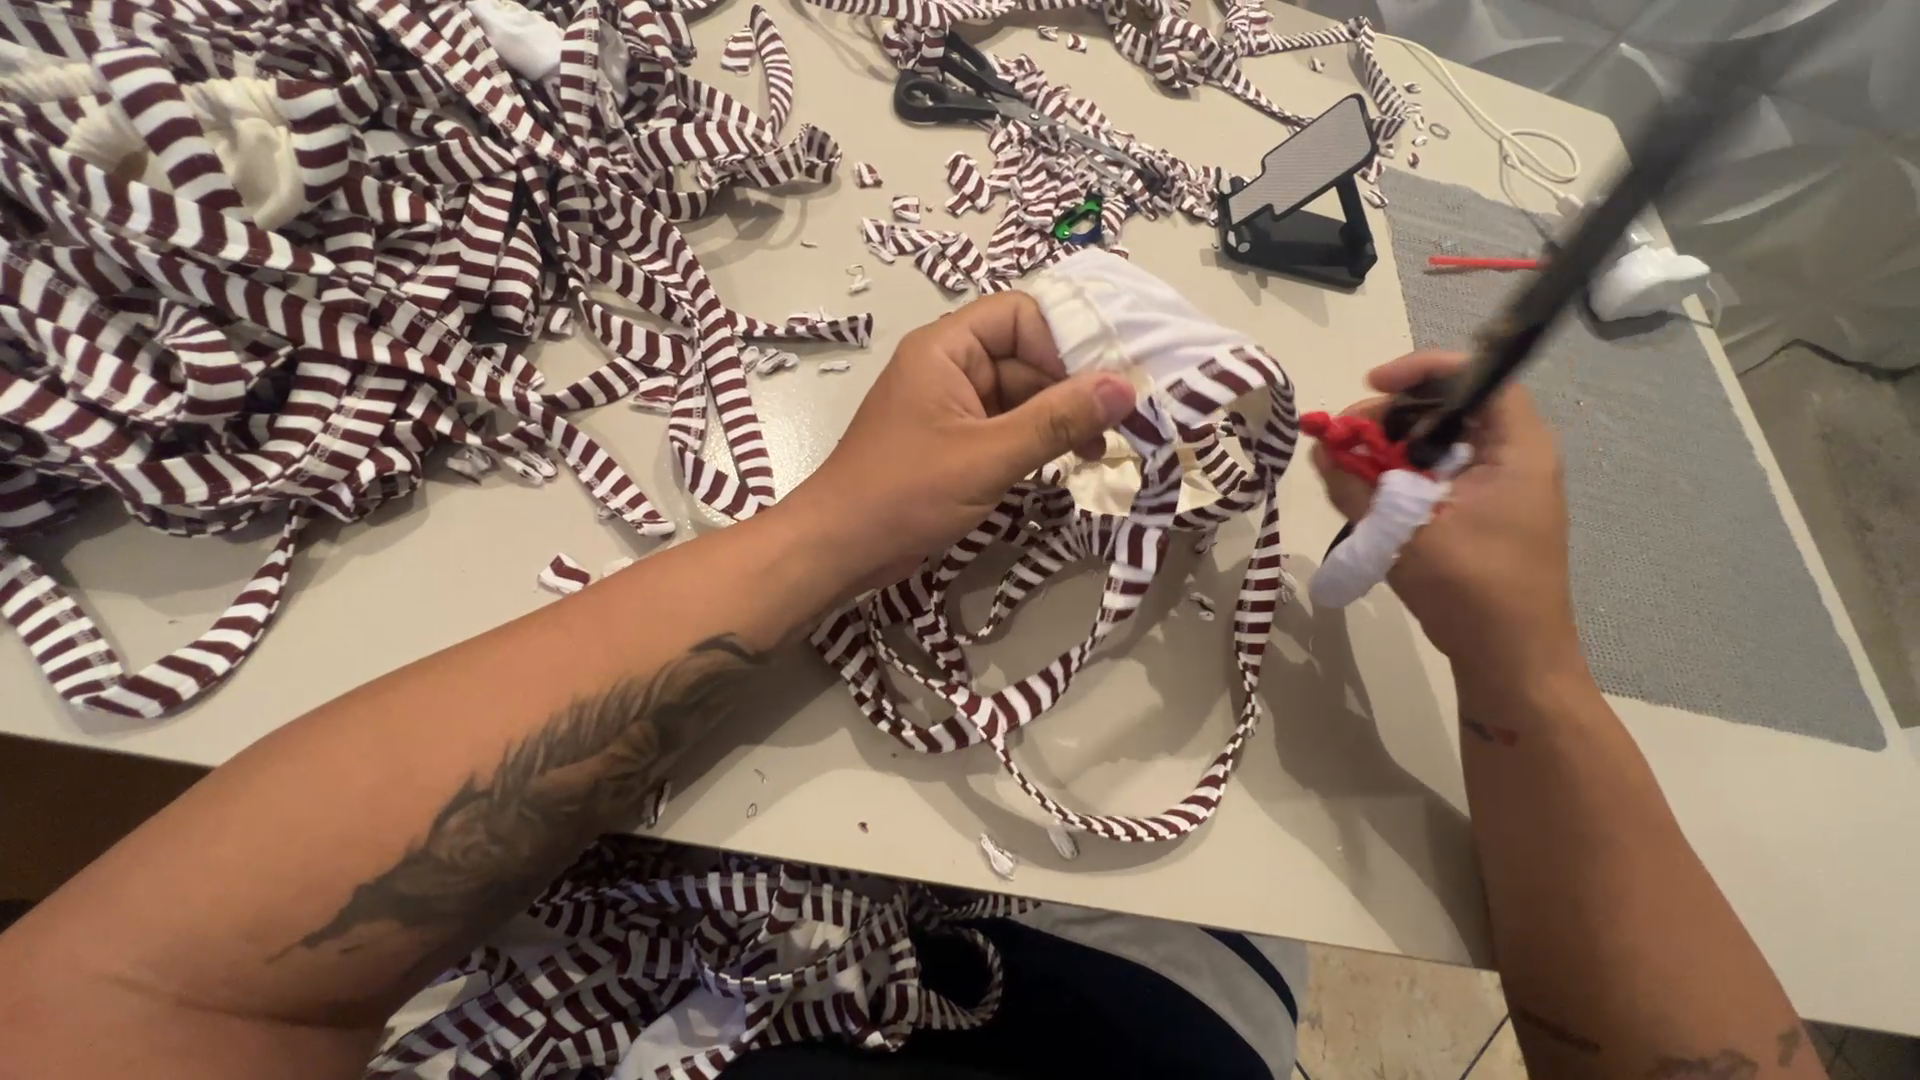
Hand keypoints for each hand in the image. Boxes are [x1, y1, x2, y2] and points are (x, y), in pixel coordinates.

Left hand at [783, 291, 1135, 595]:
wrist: (839, 548)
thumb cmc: (904, 494)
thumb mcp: (988, 457)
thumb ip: (1057, 422)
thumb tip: (1124, 388)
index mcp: (945, 349)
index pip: (1020, 316)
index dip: (1061, 346)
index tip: (1091, 392)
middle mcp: (949, 368)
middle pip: (1025, 357)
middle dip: (1068, 390)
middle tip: (1113, 429)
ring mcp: (950, 407)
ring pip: (1020, 396)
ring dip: (1057, 420)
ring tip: (1095, 453)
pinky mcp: (953, 443)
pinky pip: (1005, 427)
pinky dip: (1034, 442)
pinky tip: (1064, 464)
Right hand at [1313, 351, 1579, 680]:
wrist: (1511, 658)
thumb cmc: (1470, 589)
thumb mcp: (1403, 532)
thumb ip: (1357, 486)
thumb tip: (1323, 450)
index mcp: (1515, 450)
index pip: (1477, 376)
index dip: (1421, 370)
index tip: (1369, 387)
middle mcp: (1512, 458)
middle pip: (1447, 408)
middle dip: (1388, 418)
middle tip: (1343, 443)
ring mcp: (1497, 487)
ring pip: (1435, 445)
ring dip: (1387, 452)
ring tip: (1347, 476)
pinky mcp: (1479, 513)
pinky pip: (1435, 477)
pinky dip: (1398, 479)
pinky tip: (1368, 500)